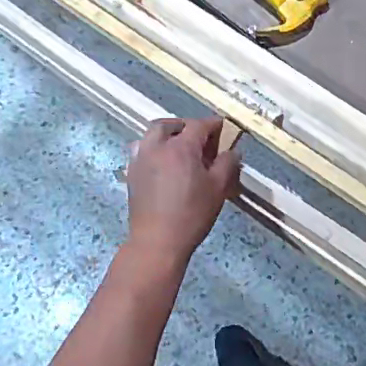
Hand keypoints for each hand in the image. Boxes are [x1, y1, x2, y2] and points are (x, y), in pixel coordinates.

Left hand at [125, 118, 240, 261]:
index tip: (223, 127)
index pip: (199, 125)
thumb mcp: (218, 188)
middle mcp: (157, 147)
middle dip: (186, 126)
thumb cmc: (192, 214)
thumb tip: (232, 151)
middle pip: (169, 125)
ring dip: (167, 135)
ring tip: (179, 148)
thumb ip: (227, 164)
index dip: (213, 124)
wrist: (157, 241)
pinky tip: (164, 164)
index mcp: (181, 148)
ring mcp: (141, 159)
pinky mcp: (132, 174)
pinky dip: (154, 148)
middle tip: (199, 138)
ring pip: (151, 135)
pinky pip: (142, 150)